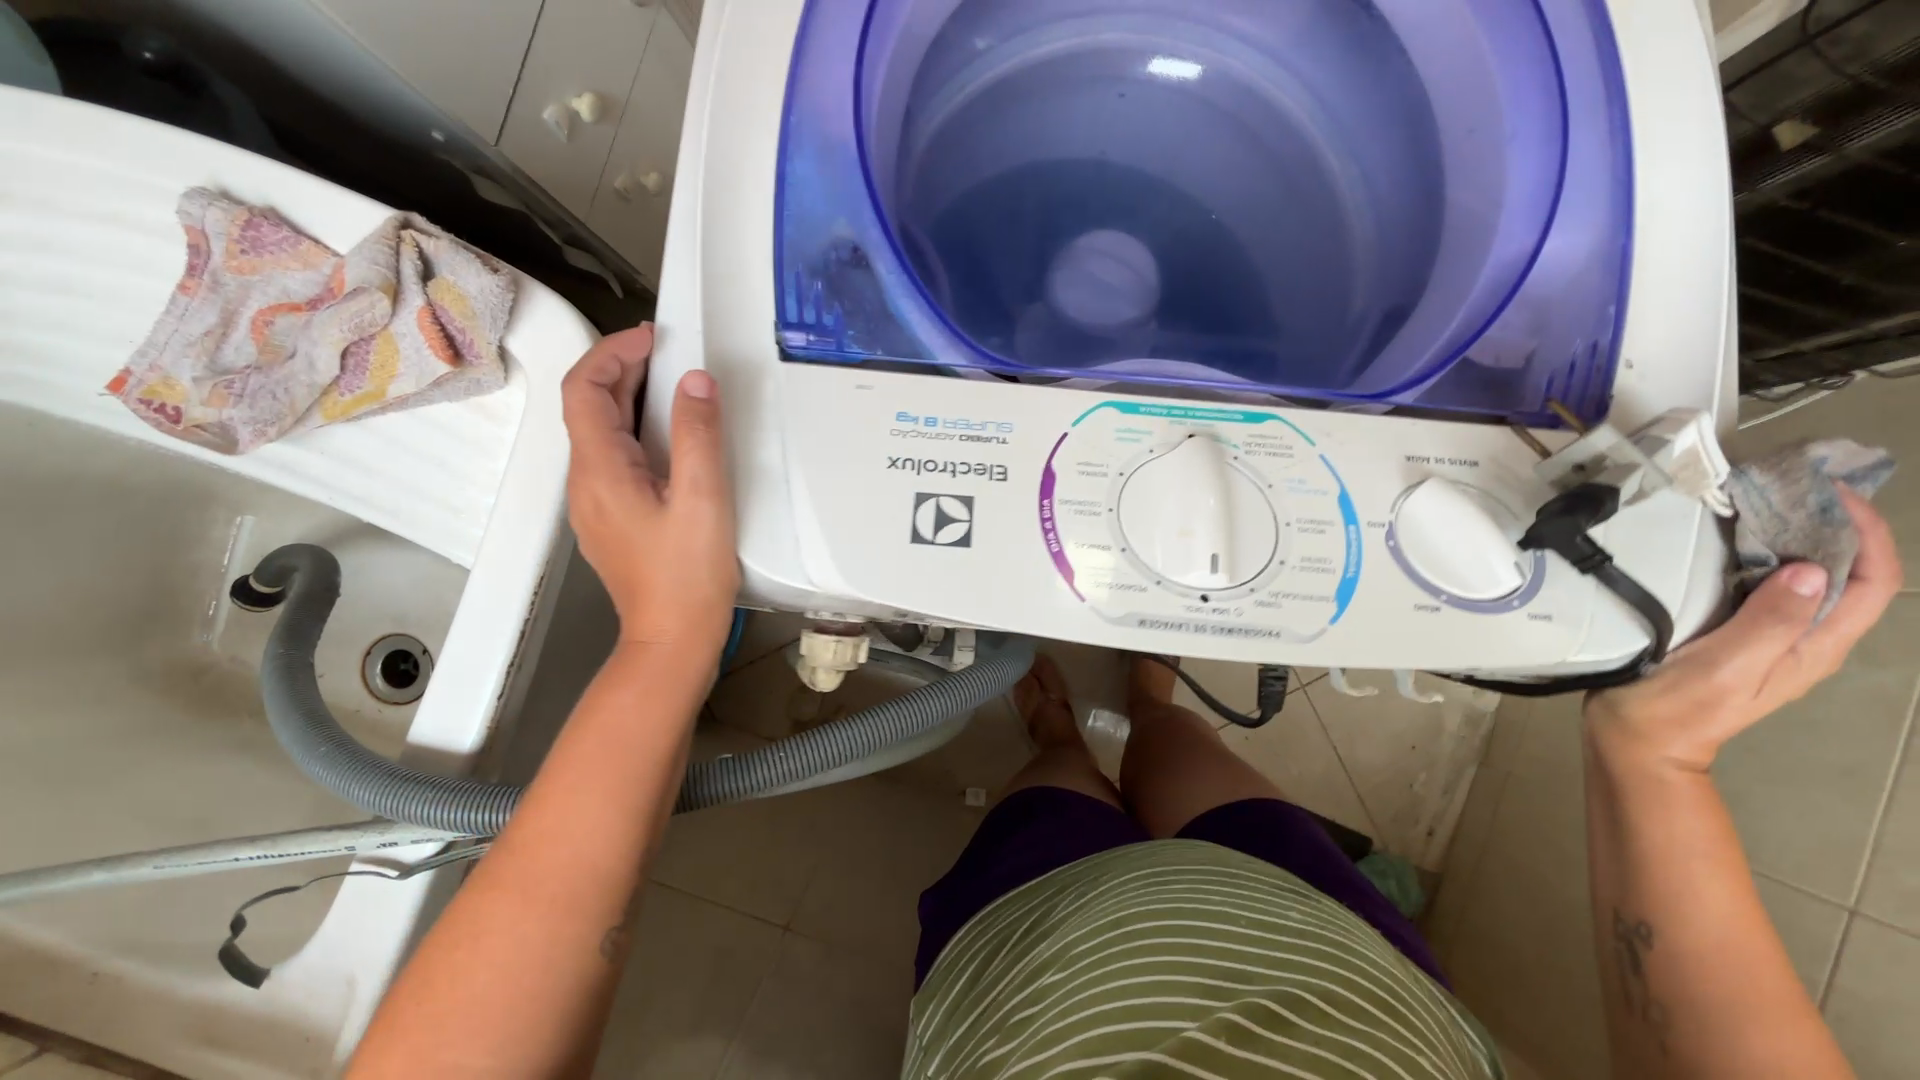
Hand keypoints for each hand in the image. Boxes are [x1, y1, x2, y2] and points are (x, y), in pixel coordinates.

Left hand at [560, 324, 739, 656]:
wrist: (671, 640)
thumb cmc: (687, 576)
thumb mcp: (703, 500)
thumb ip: (697, 435)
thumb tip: (695, 380)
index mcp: (600, 470)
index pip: (585, 390)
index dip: (612, 353)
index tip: (654, 338)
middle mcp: (586, 482)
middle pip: (589, 408)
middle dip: (623, 370)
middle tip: (670, 354)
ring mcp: (596, 503)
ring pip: (601, 433)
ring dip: (630, 399)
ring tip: (676, 386)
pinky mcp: (613, 519)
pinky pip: (615, 458)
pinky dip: (637, 431)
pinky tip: (672, 438)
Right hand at [1586, 487, 1901, 772]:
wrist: (1636, 742)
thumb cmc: (1680, 709)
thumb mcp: (1727, 668)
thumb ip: (1769, 622)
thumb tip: (1812, 569)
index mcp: (1813, 646)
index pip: (1873, 583)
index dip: (1866, 534)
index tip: (1830, 493)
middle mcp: (1802, 637)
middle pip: (1843, 574)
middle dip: (1829, 525)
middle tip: (1787, 486)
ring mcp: (1766, 636)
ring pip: (1802, 577)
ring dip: (1790, 536)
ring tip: (1756, 501)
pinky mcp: (1730, 632)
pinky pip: (1760, 586)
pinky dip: (1753, 555)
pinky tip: (1721, 540)